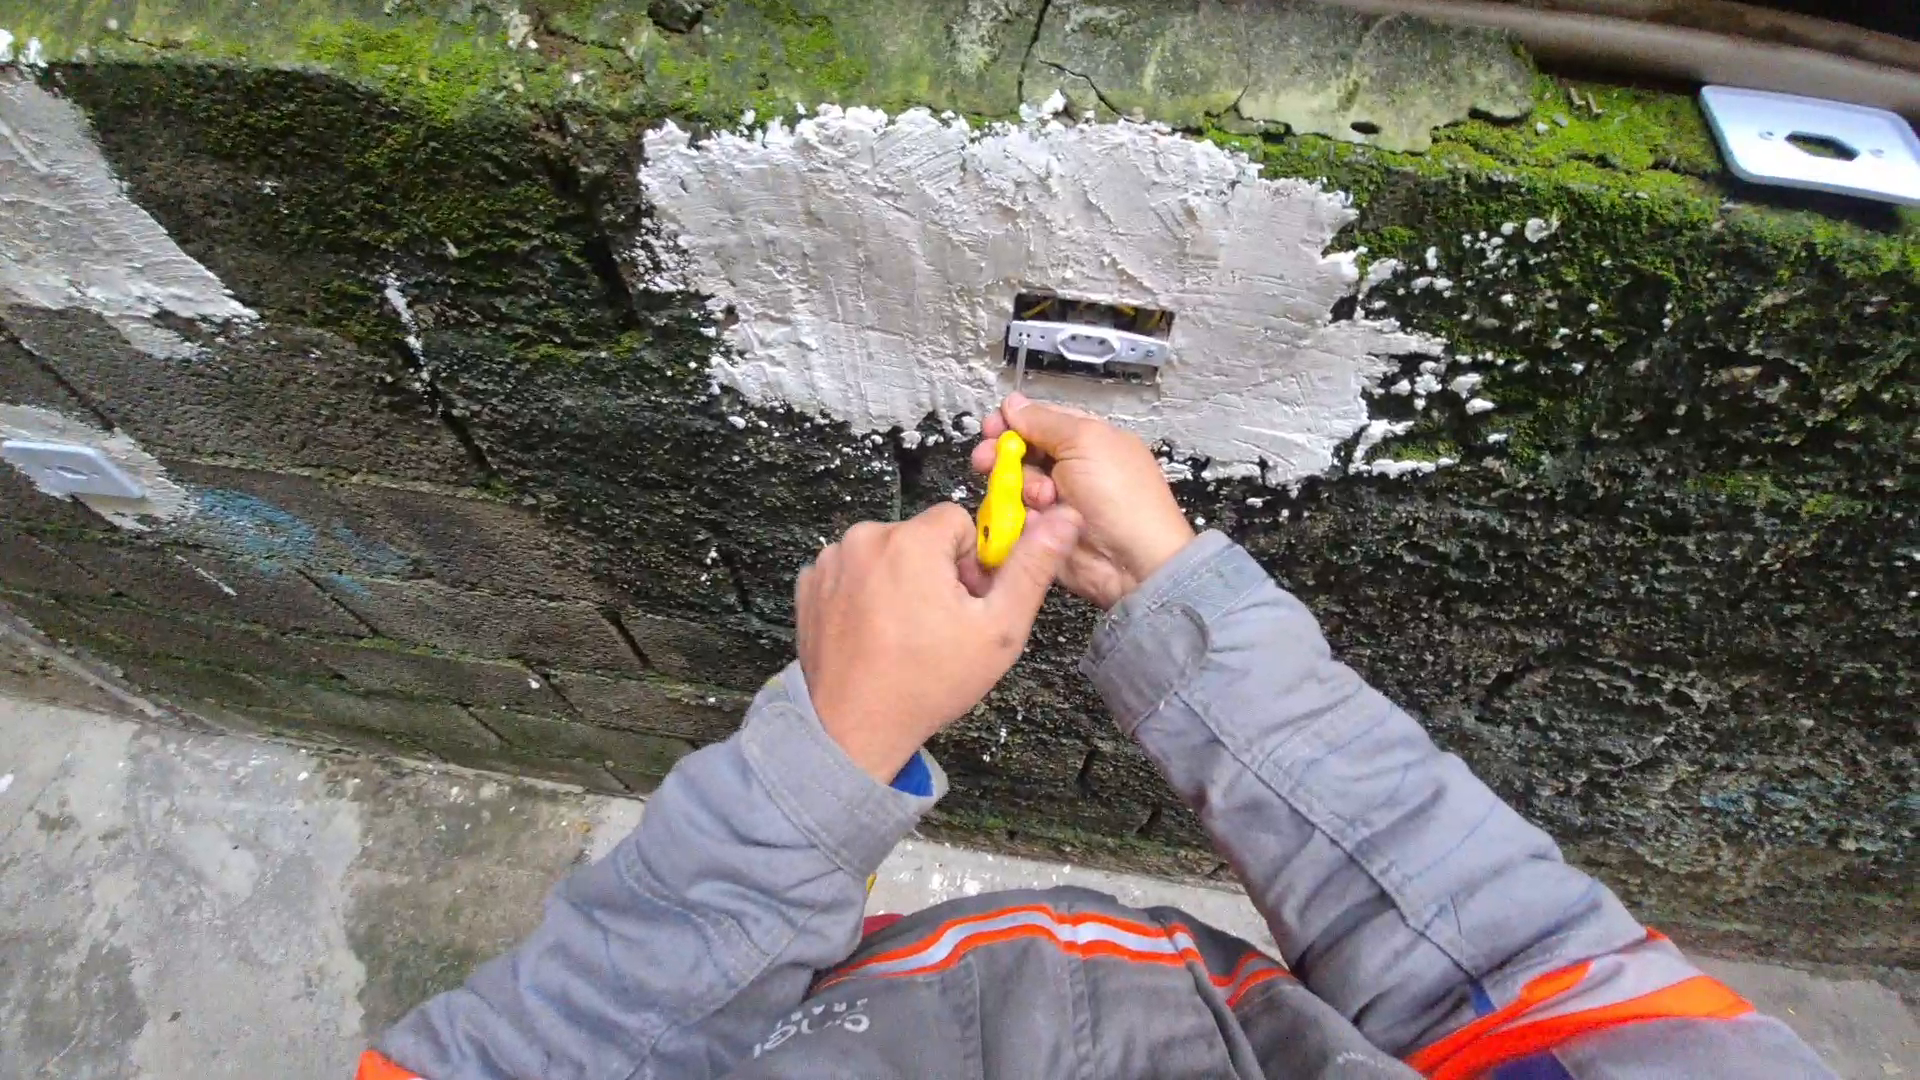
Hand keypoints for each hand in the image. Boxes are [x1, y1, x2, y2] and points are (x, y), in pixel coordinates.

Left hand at [796, 501, 1082, 782]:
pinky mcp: (810, 584)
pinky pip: (852, 570)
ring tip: (904, 631)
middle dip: (935, 569)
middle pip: (920, 536)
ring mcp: (831, 562)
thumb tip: (1063, 519)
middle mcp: (864, 539)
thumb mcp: (998, 629)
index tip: (966, 601)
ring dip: (899, 579)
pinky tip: (874, 631)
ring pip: (886, 552)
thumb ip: (1032, 567)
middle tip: (937, 624)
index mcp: (910, 541)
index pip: (958, 521)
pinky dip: (864, 591)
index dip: (971, 561)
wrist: (853, 730)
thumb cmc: (926, 683)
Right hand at [969, 393, 1194, 610]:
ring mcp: (1056, 499)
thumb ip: (1044, 421)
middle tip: (986, 460)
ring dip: (1019, 487)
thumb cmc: (1121, 496)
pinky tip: (1036, 519)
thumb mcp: (1085, 442)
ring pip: (1014, 484)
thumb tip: (1013, 402)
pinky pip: (1015, 515)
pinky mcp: (1044, 529)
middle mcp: (1069, 466)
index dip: (1013, 421)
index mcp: (1086, 438)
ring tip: (1040, 498)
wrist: (1132, 562)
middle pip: (1020, 451)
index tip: (992, 426)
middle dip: (1002, 454)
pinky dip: (1020, 516)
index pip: (1039, 419)